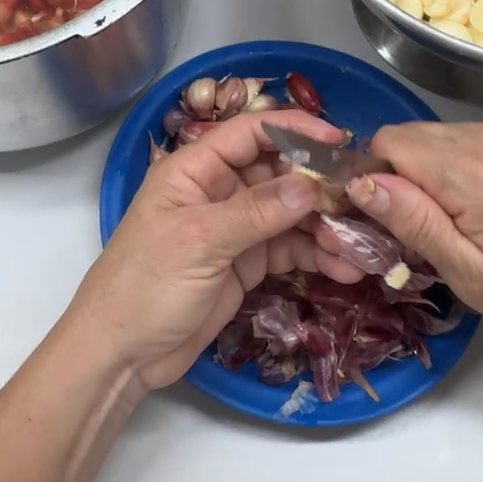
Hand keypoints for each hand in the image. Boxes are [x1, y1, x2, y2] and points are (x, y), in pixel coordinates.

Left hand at [65, 109, 365, 388]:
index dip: (293, 130)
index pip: (249, 133)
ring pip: (288, 212)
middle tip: (359, 198)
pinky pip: (287, 248)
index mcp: (194, 169)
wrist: (122, 351)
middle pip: (276, 171)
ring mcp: (233, 228)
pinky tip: (344, 267)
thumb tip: (309, 186)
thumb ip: (255, 212)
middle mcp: (217, 190)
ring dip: (323, 224)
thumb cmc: (146, 283)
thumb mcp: (199, 241)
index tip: (337, 138)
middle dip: (317, 183)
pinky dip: (314, 254)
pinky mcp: (245, 263)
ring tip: (360, 242)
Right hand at [330, 120, 482, 358]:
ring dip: (427, 167)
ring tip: (456, 216)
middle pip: (408, 135)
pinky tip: (481, 200)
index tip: (388, 216)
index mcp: (474, 175)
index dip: (376, 177)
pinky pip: (464, 135)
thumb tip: (362, 183)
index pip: (388, 143)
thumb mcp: (471, 277)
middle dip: (399, 173)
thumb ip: (414, 222)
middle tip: (420, 223)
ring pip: (434, 134)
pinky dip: (456, 161)